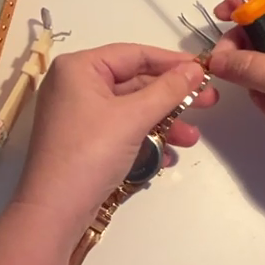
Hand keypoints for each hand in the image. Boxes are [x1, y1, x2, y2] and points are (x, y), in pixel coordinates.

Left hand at [14, 43, 216, 225]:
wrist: (55, 211)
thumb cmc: (90, 153)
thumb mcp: (133, 117)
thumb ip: (168, 90)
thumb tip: (195, 69)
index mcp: (79, 68)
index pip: (134, 54)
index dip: (172, 62)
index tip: (204, 70)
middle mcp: (75, 85)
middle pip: (134, 82)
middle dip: (172, 97)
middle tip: (209, 102)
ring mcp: (78, 115)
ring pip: (131, 109)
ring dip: (163, 122)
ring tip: (191, 138)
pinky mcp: (84, 141)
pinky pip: (121, 129)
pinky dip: (145, 138)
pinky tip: (168, 155)